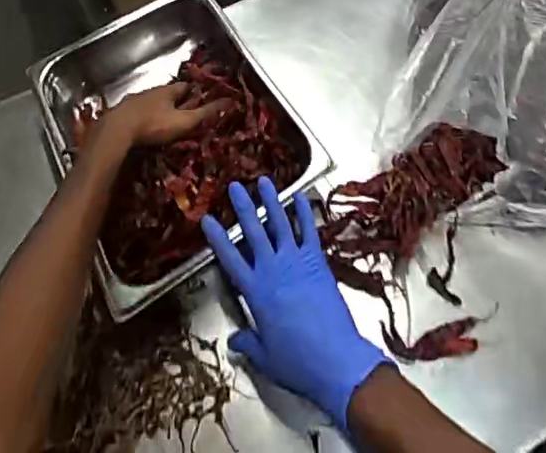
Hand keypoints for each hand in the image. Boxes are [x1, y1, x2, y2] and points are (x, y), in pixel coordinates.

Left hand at [98, 83, 232, 147]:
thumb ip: (204, 113)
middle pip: (168, 93)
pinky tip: (147, 127)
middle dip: (177, 100)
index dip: (195, 91)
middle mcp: (151, 91)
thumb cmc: (153, 124)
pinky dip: (146, 117)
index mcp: (167, 90)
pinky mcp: (124, 112)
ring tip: (168, 120)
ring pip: (153, 102)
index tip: (203, 98)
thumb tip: (229, 102)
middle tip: (186, 111)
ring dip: (160, 108)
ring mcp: (136, 101)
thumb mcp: (183, 121)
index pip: (185, 86)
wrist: (117, 129)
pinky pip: (139, 112)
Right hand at [201, 178, 389, 432]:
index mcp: (255, 291)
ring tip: (264, 180)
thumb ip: (248, 343)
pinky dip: (305, 212)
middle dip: (243, 207)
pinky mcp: (318, 263)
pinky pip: (309, 232)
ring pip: (280, 224)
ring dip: (272, 201)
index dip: (216, 237)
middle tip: (234, 186)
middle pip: (254, 231)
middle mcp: (273, 270)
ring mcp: (296, 263)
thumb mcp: (266, 357)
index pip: (229, 257)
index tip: (206, 218)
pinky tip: (301, 196)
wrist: (339, 364)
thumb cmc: (299, 363)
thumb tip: (234, 341)